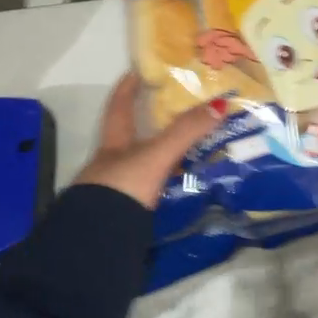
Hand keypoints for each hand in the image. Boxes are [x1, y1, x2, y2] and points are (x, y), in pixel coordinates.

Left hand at [75, 75, 223, 208]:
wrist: (96, 244)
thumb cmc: (121, 189)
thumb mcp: (157, 156)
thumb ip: (186, 132)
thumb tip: (221, 104)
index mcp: (112, 146)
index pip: (119, 109)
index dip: (126, 90)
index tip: (135, 72)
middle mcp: (108, 166)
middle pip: (127, 140)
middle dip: (148, 129)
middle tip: (177, 116)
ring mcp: (111, 194)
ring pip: (137, 169)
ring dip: (158, 161)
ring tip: (186, 155)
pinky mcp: (119, 218)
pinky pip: (144, 195)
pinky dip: (160, 189)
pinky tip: (176, 191)